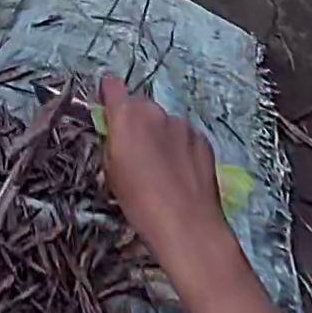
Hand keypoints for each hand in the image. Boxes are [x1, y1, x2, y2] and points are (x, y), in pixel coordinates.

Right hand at [99, 74, 234, 272]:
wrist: (188, 227)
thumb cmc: (139, 201)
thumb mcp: (111, 171)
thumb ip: (112, 141)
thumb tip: (115, 133)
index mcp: (126, 115)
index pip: (111, 85)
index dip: (108, 96)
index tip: (108, 111)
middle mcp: (154, 111)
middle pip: (140, 105)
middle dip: (136, 120)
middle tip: (136, 149)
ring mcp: (182, 124)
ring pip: (164, 122)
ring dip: (160, 135)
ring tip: (163, 167)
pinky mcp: (203, 140)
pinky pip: (185, 136)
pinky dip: (180, 147)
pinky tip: (182, 173)